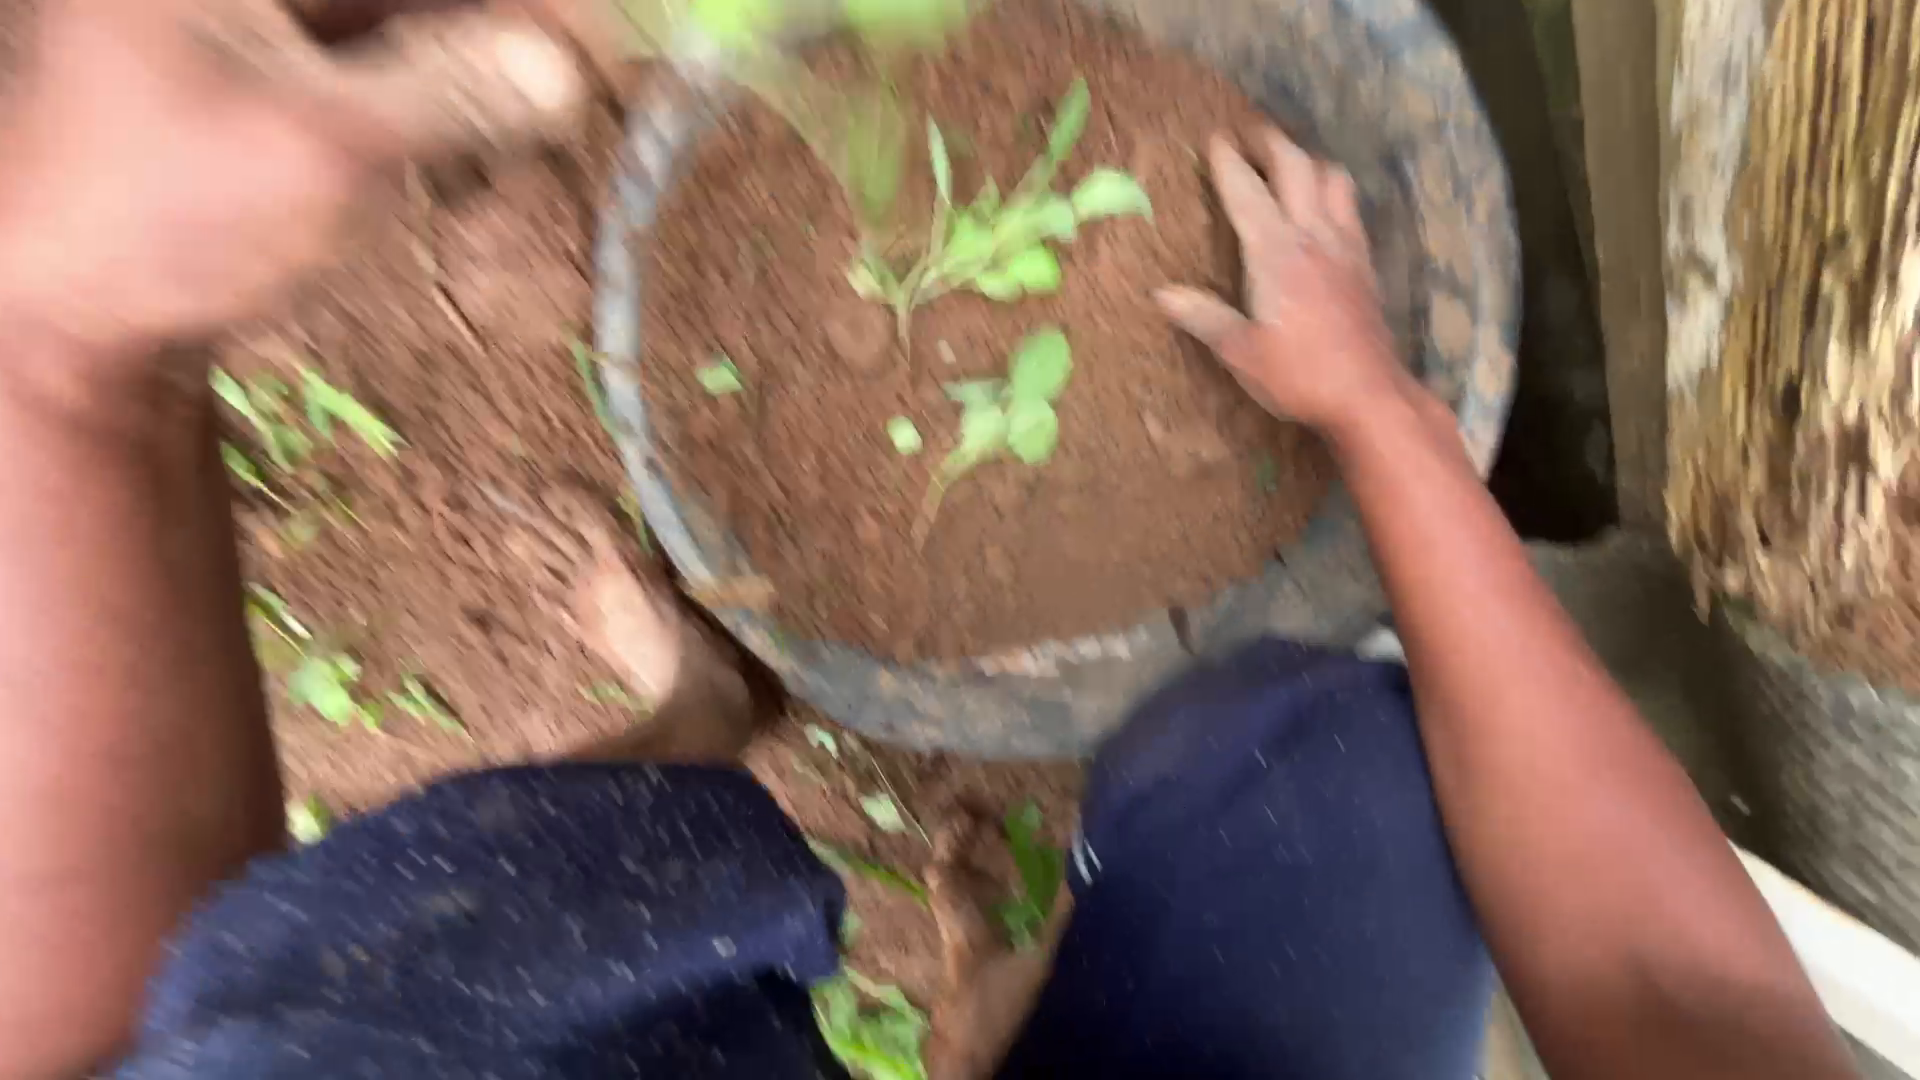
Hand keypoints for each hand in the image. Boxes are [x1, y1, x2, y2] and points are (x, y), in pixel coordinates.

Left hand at [0, 0, 587, 362]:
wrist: (90, 301)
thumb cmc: (175, 217)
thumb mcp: (322, 148)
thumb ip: (448, 96)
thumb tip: (560, 72)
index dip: (522, 6)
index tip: (597, 49)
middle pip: (423, 0)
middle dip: (512, 43)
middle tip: (583, 101)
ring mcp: (275, 24)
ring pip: (423, 31)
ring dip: (490, 87)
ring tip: (527, 149)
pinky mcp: (300, 75)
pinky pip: (406, 72)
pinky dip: (457, 115)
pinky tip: (475, 165)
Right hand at [1156, 129, 1416, 439]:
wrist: (1367, 392)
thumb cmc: (1297, 376)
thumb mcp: (1240, 353)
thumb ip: (1203, 317)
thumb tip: (1162, 294)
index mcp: (1276, 255)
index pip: (1248, 195)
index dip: (1230, 164)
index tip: (1215, 139)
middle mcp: (1313, 238)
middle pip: (1297, 169)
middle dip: (1272, 144)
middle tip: (1252, 132)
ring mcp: (1345, 247)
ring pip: (1332, 180)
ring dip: (1309, 162)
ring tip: (1290, 163)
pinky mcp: (1364, 263)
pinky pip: (1350, 208)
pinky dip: (1333, 191)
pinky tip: (1326, 206)